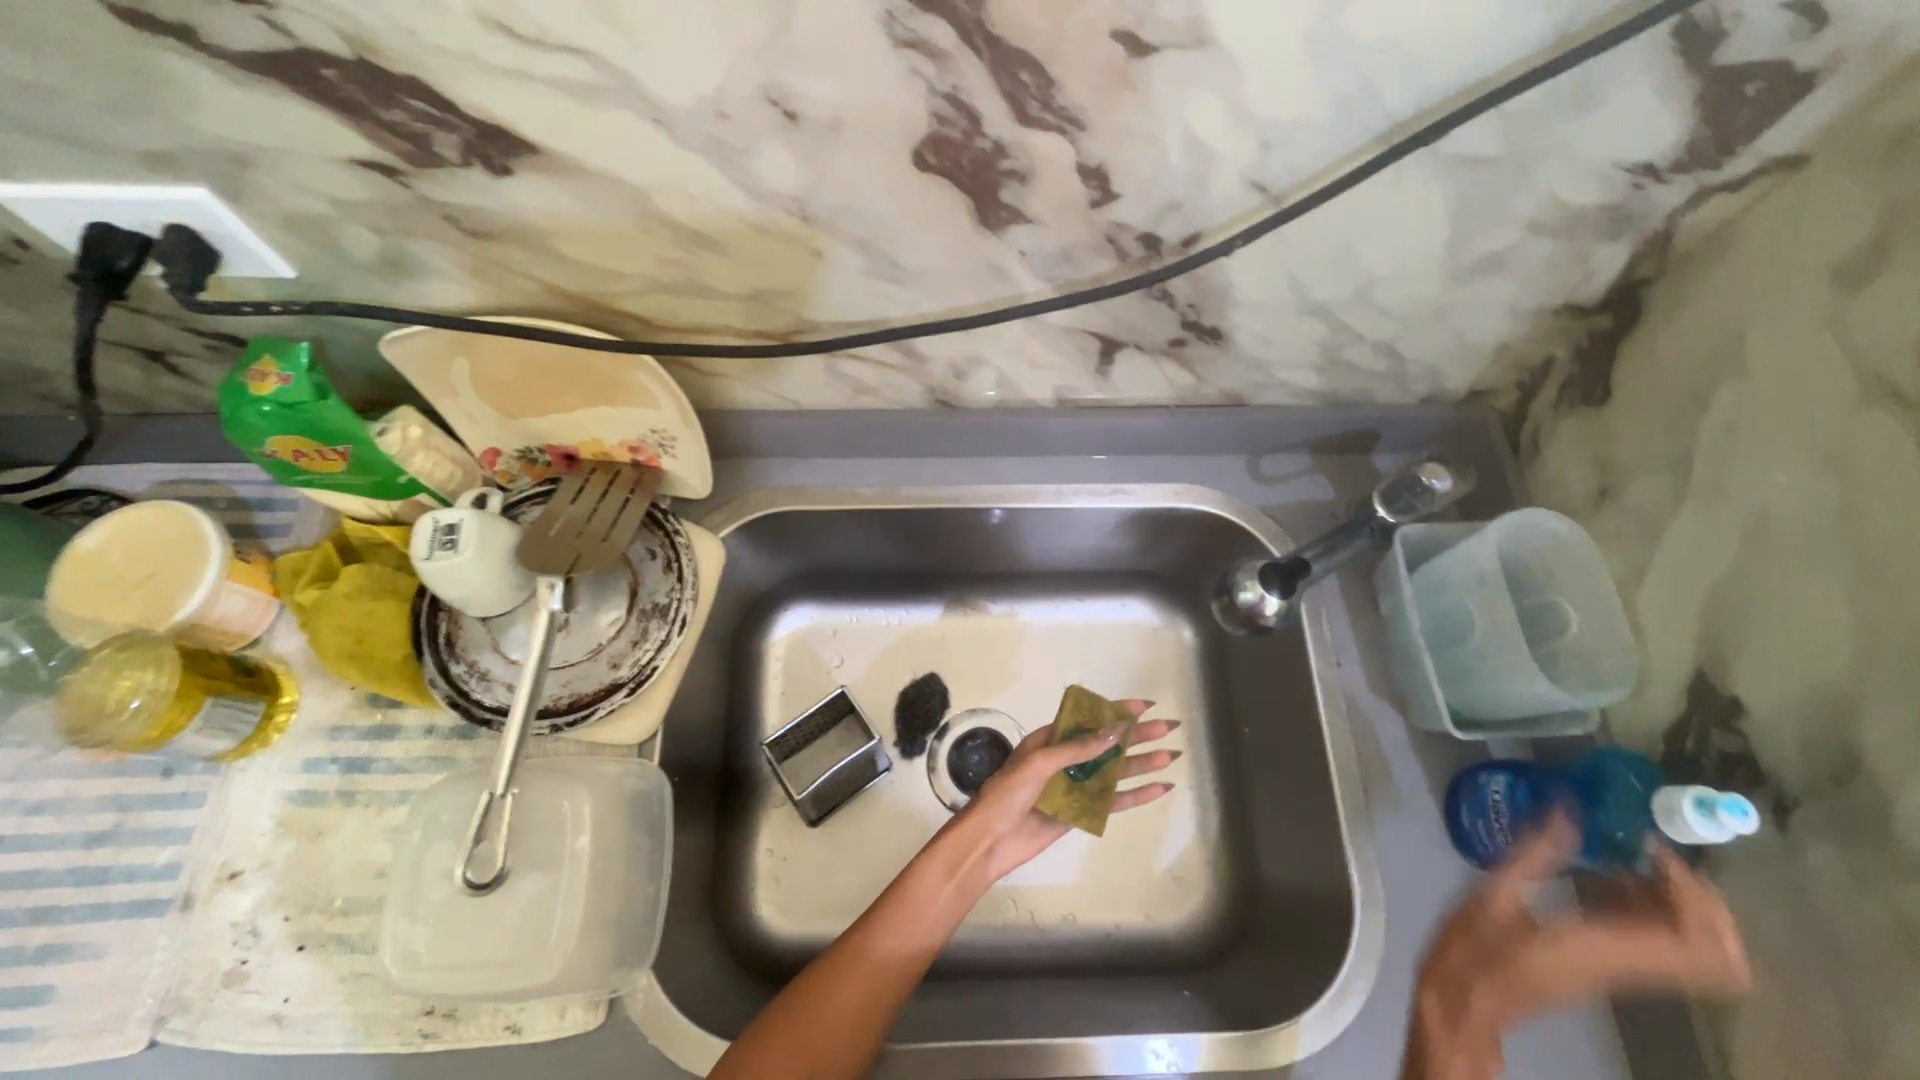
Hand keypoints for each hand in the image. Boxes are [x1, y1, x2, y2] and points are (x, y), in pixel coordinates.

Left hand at [939, 699, 1178, 881]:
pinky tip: (1160, 788)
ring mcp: (1075, 787)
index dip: (1117, 711)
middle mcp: (1066, 760)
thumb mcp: (1039, 763)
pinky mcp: (1081, 813)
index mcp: (1050, 740)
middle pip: (1108, 744)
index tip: (1146, 705)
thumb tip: (1116, 730)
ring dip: (1142, 763)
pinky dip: (1137, 794)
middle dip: (1138, 735)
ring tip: (1172, 755)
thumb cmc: (1007, 794)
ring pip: (1115, 771)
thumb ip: (1077, 748)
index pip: (1089, 719)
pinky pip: (1113, 800)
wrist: (990, 840)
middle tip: (1170, 727)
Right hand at [1405, 813, 1751, 1079]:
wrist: (1466, 1004)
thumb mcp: (1493, 896)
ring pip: (1697, 951)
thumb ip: (1533, 854)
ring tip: (1630, 860)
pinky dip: (1654, 910)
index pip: (1695, 938)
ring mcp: (1626, 972)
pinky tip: (1609, 880)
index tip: (1650, 847)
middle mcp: (1630, 965)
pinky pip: (1663, 944)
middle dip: (1704, 901)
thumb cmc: (1474, 951)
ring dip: (1679, 902)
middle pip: (1720, 956)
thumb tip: (1566, 810)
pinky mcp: (1614, 970)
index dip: (1692, 890)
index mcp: (1605, 948)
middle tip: (1657, 856)